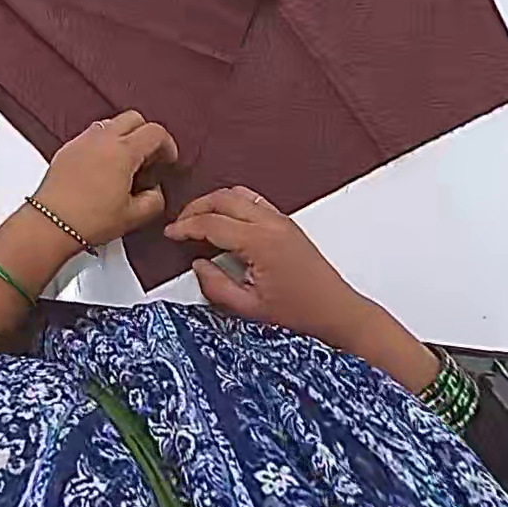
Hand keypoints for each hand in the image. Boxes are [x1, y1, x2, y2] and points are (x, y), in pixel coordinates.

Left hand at [31, 111, 178, 247]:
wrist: (51, 224)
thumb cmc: (88, 220)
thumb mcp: (134, 216)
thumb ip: (154, 199)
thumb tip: (154, 192)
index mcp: (123, 151)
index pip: (155, 132)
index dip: (167, 145)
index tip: (167, 160)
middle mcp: (102, 139)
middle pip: (134, 118)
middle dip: (146, 134)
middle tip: (149, 157)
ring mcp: (82, 141)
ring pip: (111, 123)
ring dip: (124, 135)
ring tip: (125, 161)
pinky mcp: (66, 149)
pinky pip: (91, 135)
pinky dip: (103, 144)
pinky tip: (103, 167)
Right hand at [163, 186, 439, 390]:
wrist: (336, 312)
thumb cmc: (301, 312)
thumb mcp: (249, 308)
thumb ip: (216, 286)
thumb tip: (198, 265)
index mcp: (260, 241)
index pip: (211, 222)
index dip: (185, 226)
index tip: (171, 234)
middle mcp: (271, 223)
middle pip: (222, 198)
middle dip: (196, 208)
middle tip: (180, 225)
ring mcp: (281, 220)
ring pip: (238, 193)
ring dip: (214, 202)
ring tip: (198, 220)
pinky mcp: (287, 223)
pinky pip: (253, 200)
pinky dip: (233, 202)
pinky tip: (224, 220)